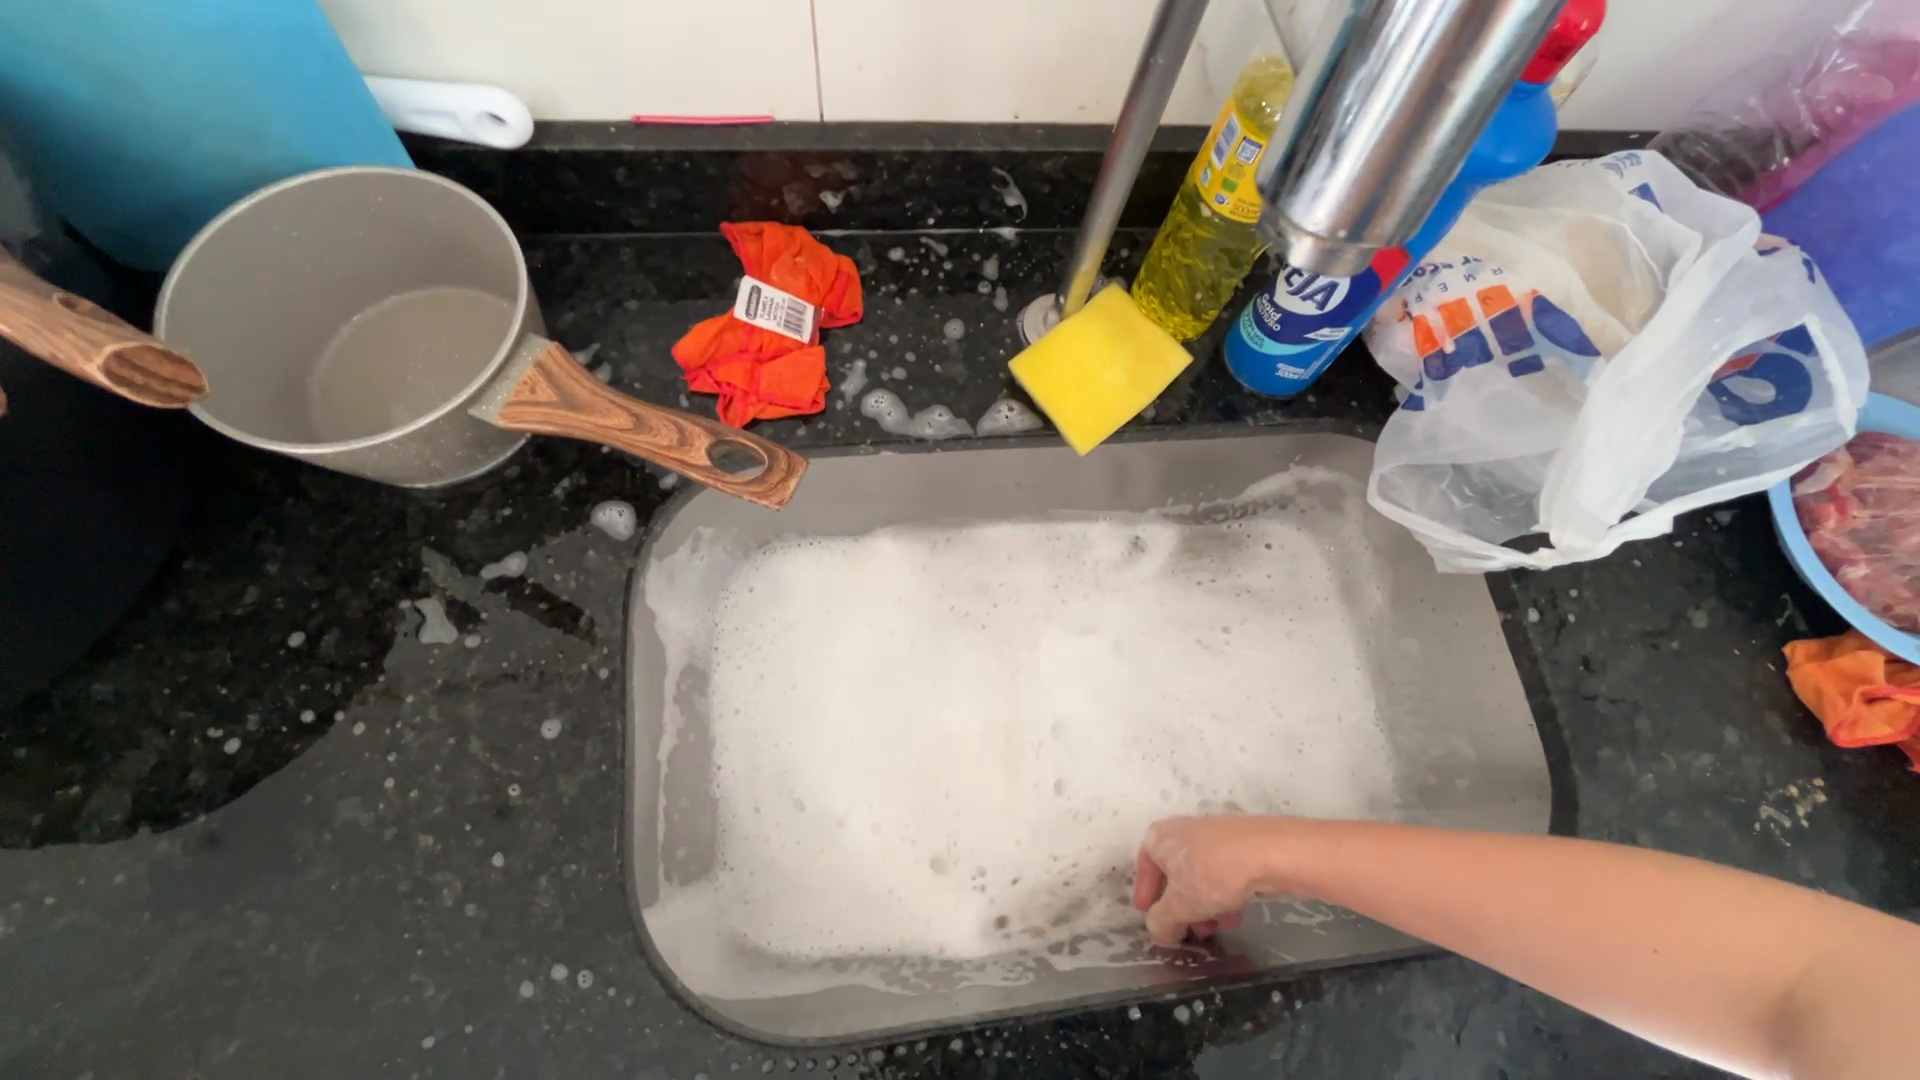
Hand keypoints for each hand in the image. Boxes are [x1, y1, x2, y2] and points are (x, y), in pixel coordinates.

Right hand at [1133, 815, 1273, 946]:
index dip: (1145, 893)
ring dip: (1202, 905)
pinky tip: (1235, 916)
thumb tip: (1157, 932)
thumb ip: (1161, 922)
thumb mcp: (1180, 906)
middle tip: (1186, 930)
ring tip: (1214, 929)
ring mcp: (1210, 835)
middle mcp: (1180, 831)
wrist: (1267, 852)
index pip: (1143, 866)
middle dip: (1179, 906)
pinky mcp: (1236, 843)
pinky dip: (1222, 894)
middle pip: (1173, 874)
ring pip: (1198, 876)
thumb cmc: (1211, 874)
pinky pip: (1220, 872)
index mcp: (1159, 838)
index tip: (1148, 914)